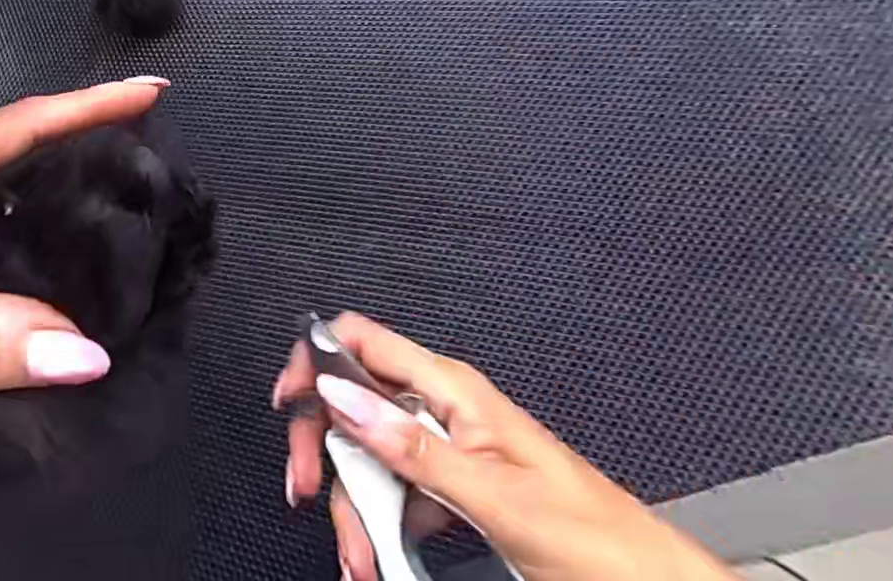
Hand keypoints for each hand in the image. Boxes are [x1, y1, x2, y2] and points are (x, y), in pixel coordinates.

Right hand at [274, 313, 735, 580]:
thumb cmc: (602, 543)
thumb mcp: (497, 497)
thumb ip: (412, 446)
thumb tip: (341, 396)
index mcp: (453, 388)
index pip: (361, 340)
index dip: (317, 357)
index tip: (290, 396)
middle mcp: (442, 405)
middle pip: (352, 400)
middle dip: (323, 443)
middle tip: (306, 484)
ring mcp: (444, 441)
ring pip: (367, 449)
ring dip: (349, 499)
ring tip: (356, 552)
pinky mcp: (448, 477)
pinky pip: (391, 483)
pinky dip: (375, 518)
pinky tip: (376, 552)